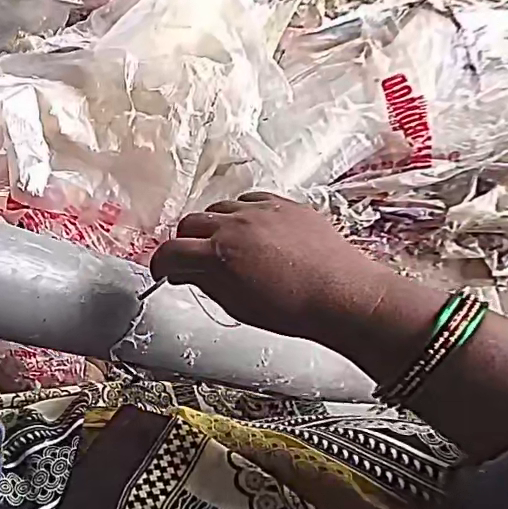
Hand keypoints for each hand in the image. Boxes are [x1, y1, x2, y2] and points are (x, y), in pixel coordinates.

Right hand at [149, 193, 395, 346]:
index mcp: (219, 254)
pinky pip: (249, 199)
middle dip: (185, 242)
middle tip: (194, 258)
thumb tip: (184, 272)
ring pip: (218, 208)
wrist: (346, 297)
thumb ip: (203, 283)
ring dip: (213, 226)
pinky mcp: (285, 204)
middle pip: (189, 223)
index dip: (161, 263)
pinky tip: (251, 230)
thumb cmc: (294, 309)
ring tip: (226, 244)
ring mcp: (261, 211)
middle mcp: (236, 225)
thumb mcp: (236, 305)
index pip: (171, 250)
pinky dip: (242, 213)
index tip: (164, 270)